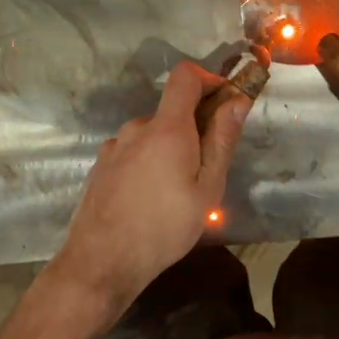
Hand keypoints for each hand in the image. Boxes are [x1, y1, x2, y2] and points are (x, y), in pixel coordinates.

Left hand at [49, 62, 249, 313]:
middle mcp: (136, 128)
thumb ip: (222, 140)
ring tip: (177, 193)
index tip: (225, 103)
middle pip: (171, 111)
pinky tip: (150, 200)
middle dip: (193, 129)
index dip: (209, 80)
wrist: (102, 261)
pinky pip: (133, 153)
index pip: (185, 76)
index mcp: (166, 128)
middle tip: (206, 170)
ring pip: (152, 135)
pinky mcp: (100, 166)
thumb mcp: (207, 188)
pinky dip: (149, 164)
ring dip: (170, 150)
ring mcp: (114, 147)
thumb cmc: (165, 227)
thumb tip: (238, 100)